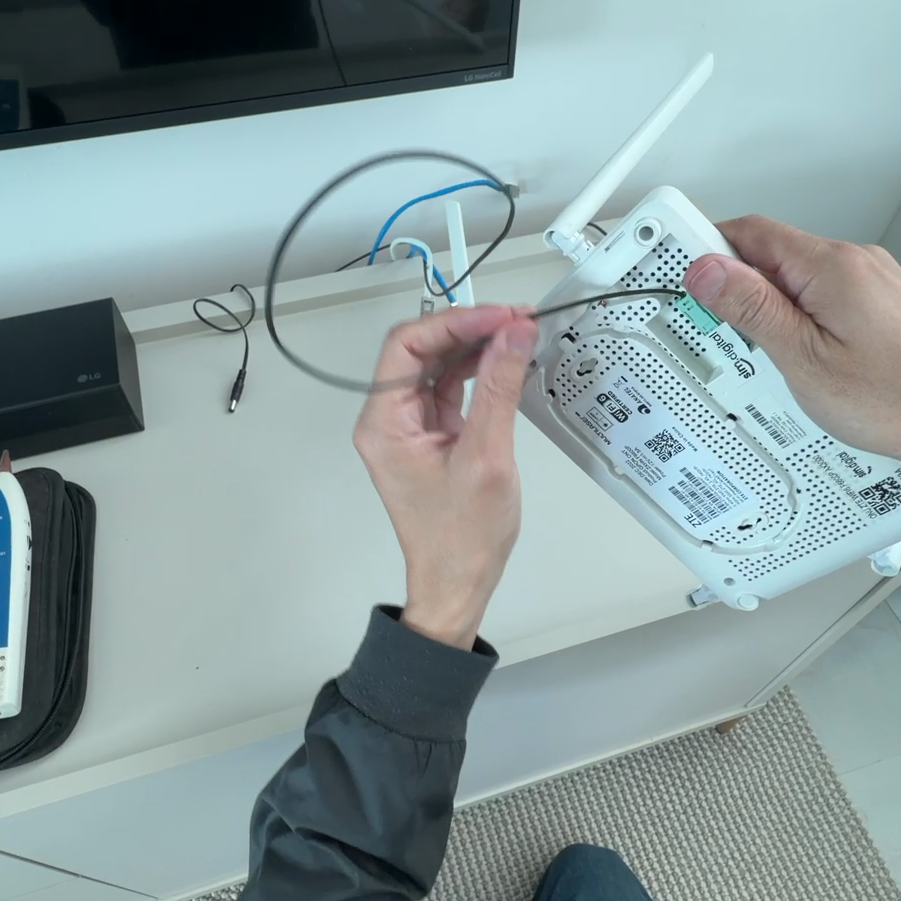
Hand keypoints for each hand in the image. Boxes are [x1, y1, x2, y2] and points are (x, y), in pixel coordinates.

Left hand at [353, 306, 540, 647]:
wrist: (457, 583)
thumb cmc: (461, 538)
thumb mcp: (486, 458)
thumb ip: (498, 389)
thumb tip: (514, 335)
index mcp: (384, 424)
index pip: (406, 346)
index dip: (454, 322)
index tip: (499, 317)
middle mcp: (388, 420)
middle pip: (419, 351)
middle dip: (467, 330)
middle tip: (515, 322)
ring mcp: (408, 428)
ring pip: (435, 367)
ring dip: (474, 348)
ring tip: (517, 337)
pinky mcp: (430, 436)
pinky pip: (448, 390)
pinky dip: (476, 374)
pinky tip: (504, 364)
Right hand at [682, 216, 900, 578]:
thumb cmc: (900, 402)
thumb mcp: (804, 360)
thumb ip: (752, 310)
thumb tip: (708, 270)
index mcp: (832, 268)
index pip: (749, 233)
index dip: (703, 245)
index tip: (675, 269)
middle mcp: (856, 263)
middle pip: (770, 253)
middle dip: (728, 283)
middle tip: (705, 323)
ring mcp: (872, 283)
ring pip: (794, 278)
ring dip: (759, 303)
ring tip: (747, 347)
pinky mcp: (881, 305)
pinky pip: (819, 296)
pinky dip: (791, 316)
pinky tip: (787, 352)